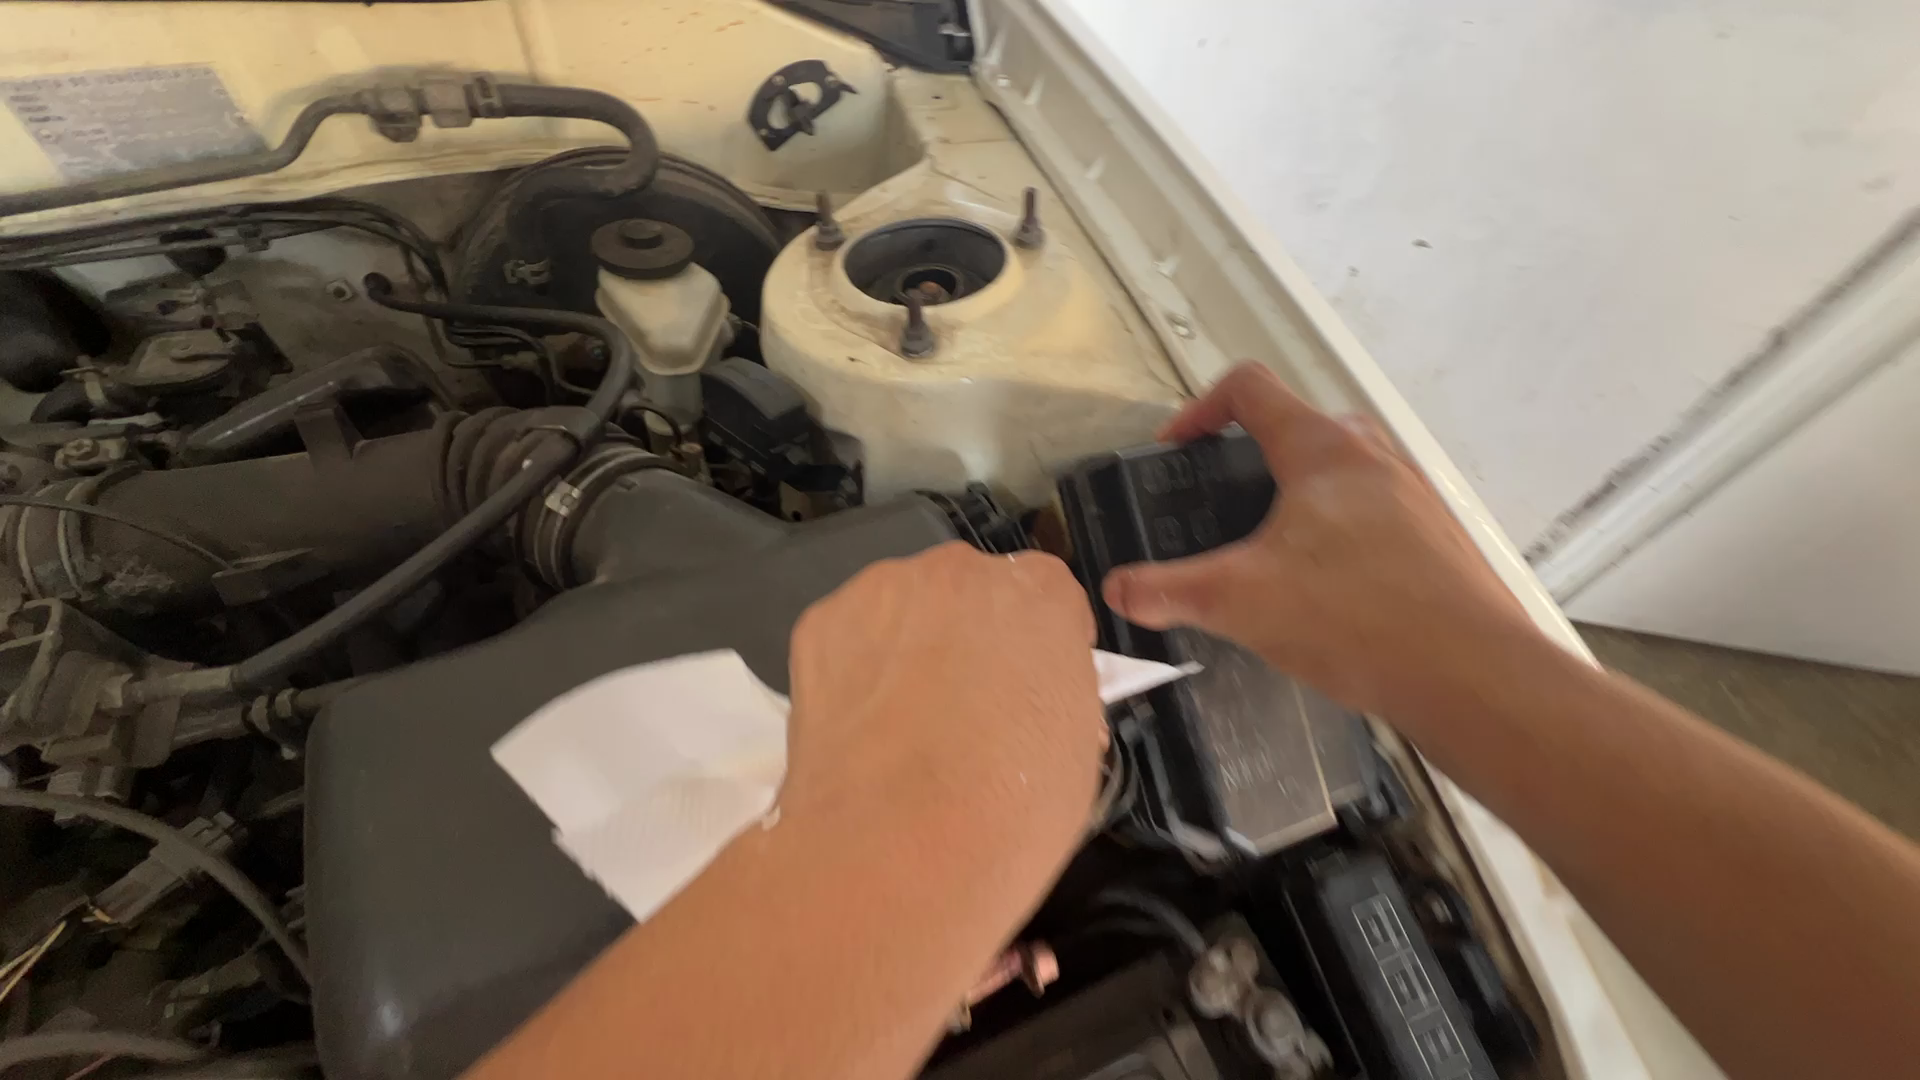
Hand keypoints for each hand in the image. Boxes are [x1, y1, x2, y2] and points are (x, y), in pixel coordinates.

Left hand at [785, 542, 1104, 859]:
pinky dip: (859, 664)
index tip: (1029, 683)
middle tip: (966, 703)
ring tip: (905, 720)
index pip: (1048, 595)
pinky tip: (863, 723)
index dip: (1039, 643)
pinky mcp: (822, 621)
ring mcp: (885, 590)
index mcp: (1039, 594)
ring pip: (908, 605)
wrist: (896, 850)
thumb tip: (1028, 689)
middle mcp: (961, 571)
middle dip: (973, 633)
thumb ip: (1056, 686)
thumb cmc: (1009, 806)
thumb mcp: (1076, 743)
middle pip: (973, 590)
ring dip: (913, 643)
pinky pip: (854, 633)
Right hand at [1101, 364, 1540, 715]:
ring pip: (1337, 469)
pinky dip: (1332, 528)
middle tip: (1218, 508)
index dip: (1198, 410)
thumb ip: (1166, 590)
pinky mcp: (1436, 536)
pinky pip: (1370, 509)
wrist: (1474, 678)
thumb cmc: (1351, 617)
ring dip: (1292, 493)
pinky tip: (1322, 588)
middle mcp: (1372, 455)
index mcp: (1322, 449)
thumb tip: (1115, 590)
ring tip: (1266, 553)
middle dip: (1246, 457)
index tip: (1174, 452)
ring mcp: (1413, 494)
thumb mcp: (1237, 601)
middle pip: (1296, 425)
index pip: (1249, 388)